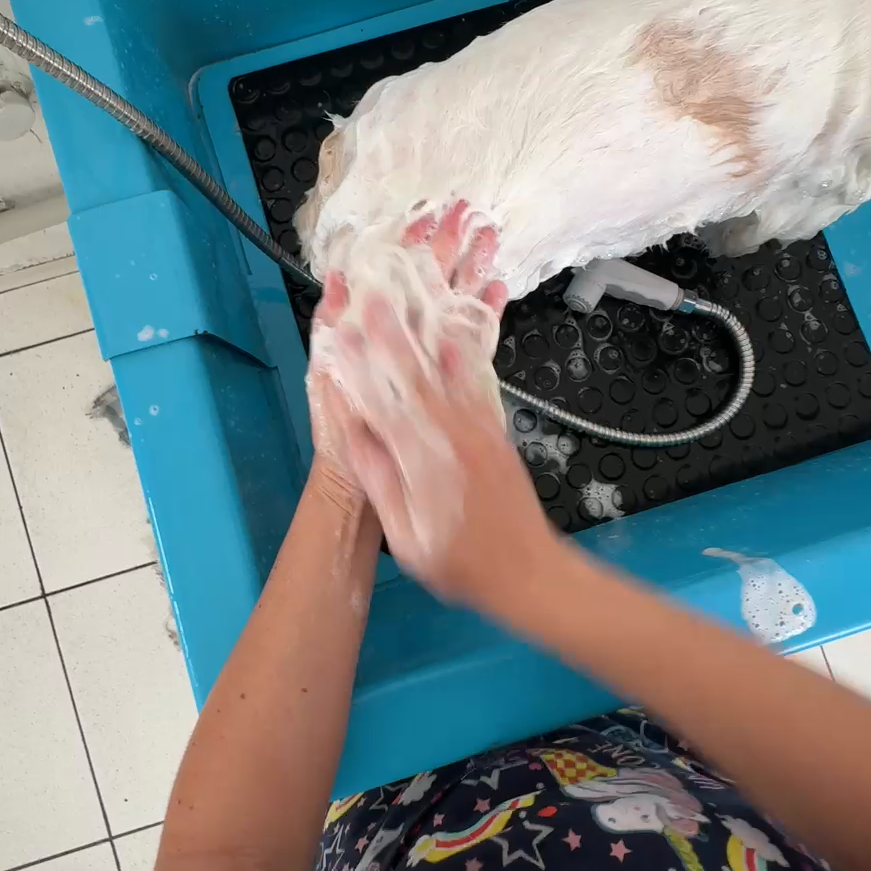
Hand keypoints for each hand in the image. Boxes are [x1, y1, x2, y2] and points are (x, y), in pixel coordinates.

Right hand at [314, 202, 556, 601]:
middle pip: (413, 377)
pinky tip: (452, 335)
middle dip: (390, 336)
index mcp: (423, 463)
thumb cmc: (463, 565)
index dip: (359, 370)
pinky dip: (463, 358)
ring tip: (405, 299)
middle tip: (372, 297)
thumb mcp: (409, 538)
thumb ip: (383, 485)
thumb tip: (355, 439)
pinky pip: (476, 387)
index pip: (383, 405)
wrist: (532, 573)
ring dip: (422, 335)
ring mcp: (478, 432)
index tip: (339, 336)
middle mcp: (451, 437)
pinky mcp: (495, 434)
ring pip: (445, 374)